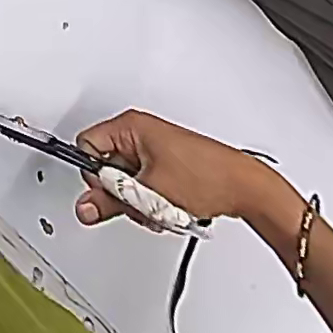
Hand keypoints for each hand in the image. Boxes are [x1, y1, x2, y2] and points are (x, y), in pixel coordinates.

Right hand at [72, 110, 297, 228]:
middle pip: (106, 165)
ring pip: (124, 178)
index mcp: (129, 126)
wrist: (247, 188)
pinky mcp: (164, 162)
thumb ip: (110, 202)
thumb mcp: (149, 194)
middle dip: (122, 191)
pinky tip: (169, 205)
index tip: (114, 191)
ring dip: (139, 200)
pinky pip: (142, 183)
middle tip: (143, 199)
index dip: (96, 175)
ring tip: (162, 204)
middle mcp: (139, 131)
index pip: (86, 146)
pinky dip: (151, 199)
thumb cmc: (208, 177)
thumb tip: (85, 207)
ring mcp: (153, 147)